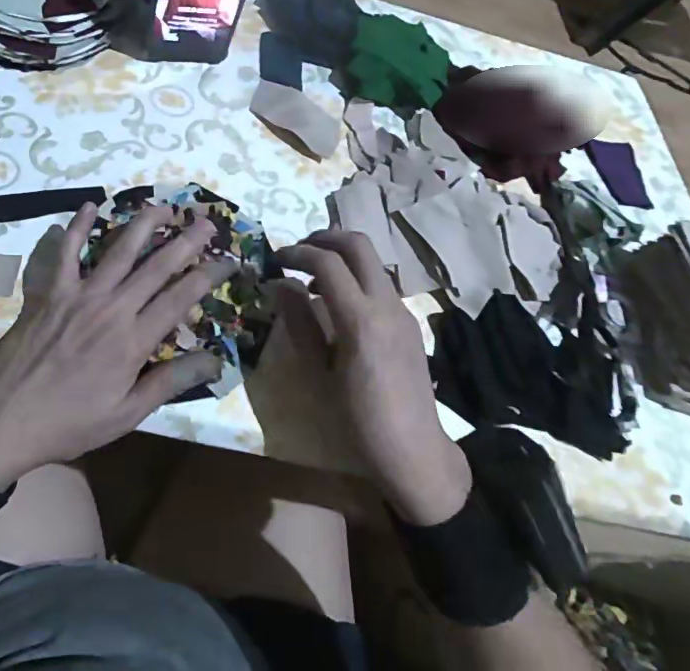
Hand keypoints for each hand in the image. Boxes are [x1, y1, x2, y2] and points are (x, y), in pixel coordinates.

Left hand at [0, 203, 232, 488]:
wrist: (4, 421)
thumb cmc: (70, 423)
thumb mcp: (127, 414)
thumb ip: (170, 383)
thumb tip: (215, 362)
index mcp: (133, 341)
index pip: (180, 298)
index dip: (208, 275)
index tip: (228, 259)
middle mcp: (111, 309)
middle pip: (156, 267)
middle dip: (185, 241)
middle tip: (206, 222)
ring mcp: (79, 296)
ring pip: (118, 251)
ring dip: (142, 225)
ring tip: (162, 206)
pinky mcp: (51, 292)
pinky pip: (66, 253)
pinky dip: (78, 228)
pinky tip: (89, 206)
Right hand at [274, 230, 470, 524]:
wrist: (414, 452)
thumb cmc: (358, 421)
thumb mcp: (319, 374)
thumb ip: (300, 323)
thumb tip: (282, 284)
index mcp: (361, 319)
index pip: (327, 262)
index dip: (296, 253)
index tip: (275, 260)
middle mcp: (387, 304)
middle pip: (358, 243)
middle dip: (324, 237)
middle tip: (297, 252)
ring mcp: (403, 311)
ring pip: (372, 261)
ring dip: (341, 256)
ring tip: (312, 277)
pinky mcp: (410, 322)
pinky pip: (380, 283)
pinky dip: (356, 277)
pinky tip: (337, 304)